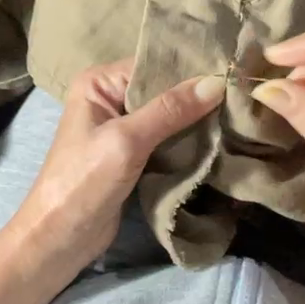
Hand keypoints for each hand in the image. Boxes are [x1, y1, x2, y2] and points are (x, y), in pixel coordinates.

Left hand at [6, 60, 225, 279]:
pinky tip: (221, 140)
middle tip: (244, 96)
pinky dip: (189, 142)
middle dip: (199, 97)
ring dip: (198, 121)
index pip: (153, 64)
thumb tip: (216, 82)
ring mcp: (122, 130)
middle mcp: (110, 99)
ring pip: (170, 117)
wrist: (60, 238)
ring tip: (240, 116)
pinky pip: (168, 140)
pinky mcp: (134, 157)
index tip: (233, 71)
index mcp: (98, 83)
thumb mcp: (126, 141)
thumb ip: (170, 110)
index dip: (190, 69)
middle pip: (164, 89)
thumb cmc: (83, 182)